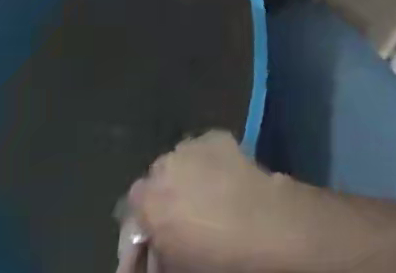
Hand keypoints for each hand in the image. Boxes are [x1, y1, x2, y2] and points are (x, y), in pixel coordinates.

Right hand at [126, 131, 317, 272]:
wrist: (265, 224)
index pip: (130, 213)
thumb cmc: (217, 256)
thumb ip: (157, 253)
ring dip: (183, 177)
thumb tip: (155, 251)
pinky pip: (202, 150)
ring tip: (203, 197)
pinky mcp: (216, 136)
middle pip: (153, 182)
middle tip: (180, 222)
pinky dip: (207, 163)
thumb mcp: (177, 264)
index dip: (141, 231)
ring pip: (177, 162)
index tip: (151, 246)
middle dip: (162, 200)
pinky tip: (222, 178)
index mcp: (147, 202)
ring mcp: (189, 145)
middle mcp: (162, 167)